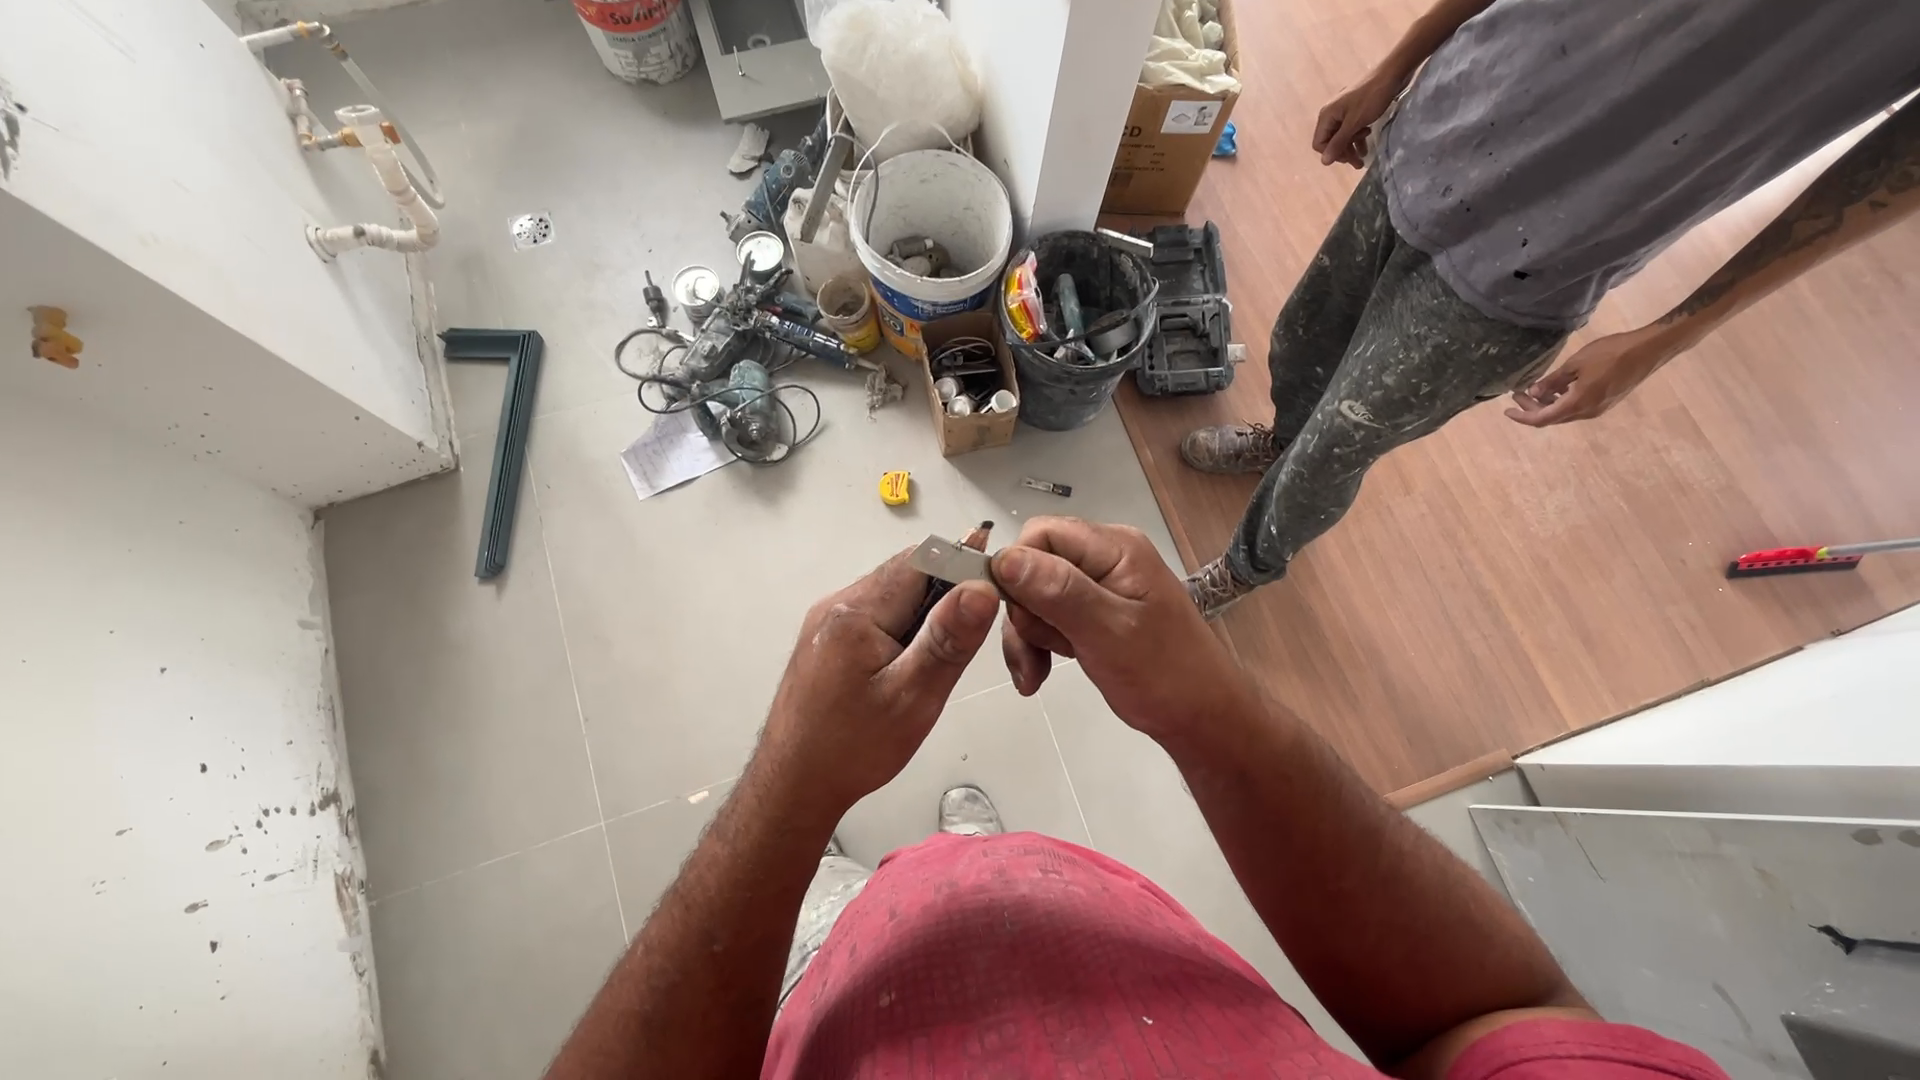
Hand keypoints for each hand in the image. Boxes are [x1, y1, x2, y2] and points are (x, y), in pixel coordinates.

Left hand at [757, 550, 998, 814]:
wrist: (792, 787)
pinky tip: (910, 663)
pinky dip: (902, 626)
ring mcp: (826, 622)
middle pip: (905, 573)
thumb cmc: (853, 748)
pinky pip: (874, 615)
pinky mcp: (824, 642)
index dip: (963, 564)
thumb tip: (981, 587)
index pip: (922, 560)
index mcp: (856, 610)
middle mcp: (836, 604)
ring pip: (891, 594)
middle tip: (973, 631)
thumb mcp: (912, 698)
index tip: (998, 589)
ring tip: (942, 654)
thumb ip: (948, 641)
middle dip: (946, 590)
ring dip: (924, 610)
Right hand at [993, 518, 1256, 745]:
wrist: (1202, 719)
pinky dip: (1039, 645)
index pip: (1041, 534)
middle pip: (1032, 566)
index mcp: (1115, 548)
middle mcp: (1104, 556)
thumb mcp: (1108, 632)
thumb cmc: (1164, 676)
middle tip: (1036, 654)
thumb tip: (1004, 559)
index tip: (1018, 616)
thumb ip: (1057, 592)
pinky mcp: (1094, 613)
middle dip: (1023, 613)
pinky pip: (1049, 618)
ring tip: (1036, 673)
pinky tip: (1039, 674)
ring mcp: (1100, 585)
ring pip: (1034, 596)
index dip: (1017, 571)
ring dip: (1028, 637)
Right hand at [1313, 72, 1406, 167]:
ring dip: (1351, 147)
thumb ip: (1338, 143)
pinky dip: (1357, 137)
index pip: (1320, 143)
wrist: (1393, 72)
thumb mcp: (1354, 123)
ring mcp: (1343, 111)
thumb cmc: (1372, 97)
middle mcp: (1331, 114)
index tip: (1347, 159)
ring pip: (1342, 136)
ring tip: (1364, 157)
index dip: (1331, 153)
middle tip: (1358, 162)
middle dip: (1343, 153)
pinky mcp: (1354, 109)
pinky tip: (1367, 140)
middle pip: (1331, 141)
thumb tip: (1324, 162)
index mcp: (1326, 116)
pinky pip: (1351, 128)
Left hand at [1504, 325, 1685, 426]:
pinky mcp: (1607, 401)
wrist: (1651, 349)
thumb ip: (1552, 381)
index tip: (1506, 411)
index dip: (1522, 417)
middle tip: (1517, 393)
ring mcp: (1599, 408)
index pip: (1541, 419)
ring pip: (1564, 413)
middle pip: (1551, 417)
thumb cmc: (1612, 353)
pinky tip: (1556, 387)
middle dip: (1531, 408)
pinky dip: (1561, 401)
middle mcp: (1587, 411)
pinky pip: (1577, 407)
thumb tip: (1532, 393)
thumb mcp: (1575, 365)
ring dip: (1546, 404)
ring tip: (1532, 389)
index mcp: (1577, 404)